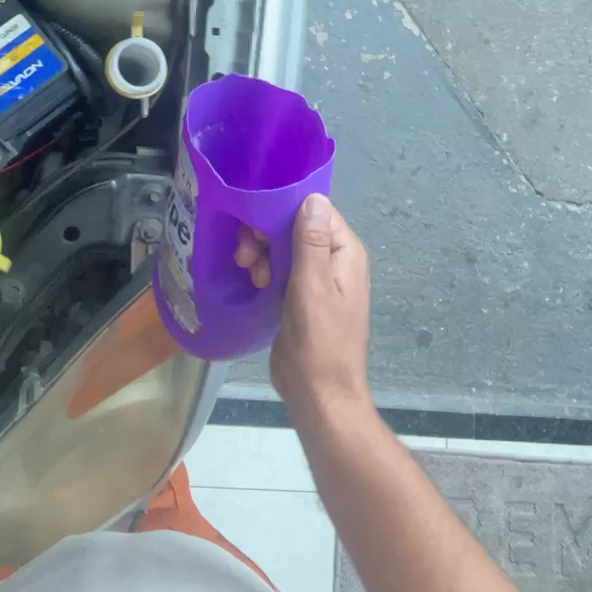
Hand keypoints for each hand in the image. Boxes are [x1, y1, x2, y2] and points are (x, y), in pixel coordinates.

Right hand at [234, 194, 372, 421]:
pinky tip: (255, 283)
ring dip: (262, 253)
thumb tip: (314, 197)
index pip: (314, 211)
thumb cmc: (319, 340)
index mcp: (345, 252)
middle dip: (266, 235)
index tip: (255, 225)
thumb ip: (311, 241)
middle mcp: (334, 260)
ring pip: (283, 246)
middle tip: (246, 256)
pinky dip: (265, 269)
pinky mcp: (300, 295)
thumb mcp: (313, 286)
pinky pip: (280, 267)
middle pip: (295, 226)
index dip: (282, 211)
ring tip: (251, 273)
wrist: (319, 394)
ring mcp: (318, 278)